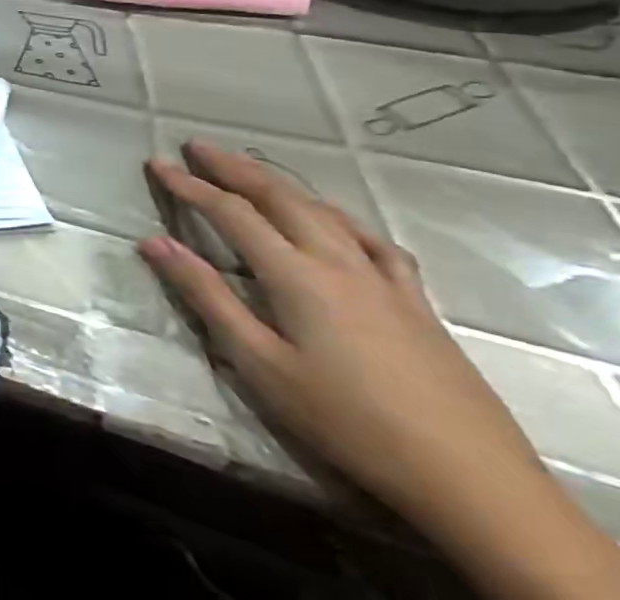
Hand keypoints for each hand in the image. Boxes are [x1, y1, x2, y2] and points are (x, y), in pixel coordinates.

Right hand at [142, 141, 619, 599]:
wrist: (466, 473)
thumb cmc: (343, 418)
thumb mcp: (257, 362)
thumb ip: (207, 296)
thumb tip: (153, 242)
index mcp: (296, 275)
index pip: (232, 213)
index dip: (190, 186)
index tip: (156, 164)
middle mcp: (339, 262)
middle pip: (280, 198)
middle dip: (234, 168)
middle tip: (197, 146)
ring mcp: (384, 279)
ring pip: (325, 212)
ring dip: (280, 185)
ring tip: (251, 172)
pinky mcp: (414, 301)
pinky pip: (372, 241)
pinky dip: (339, 219)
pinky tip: (335, 223)